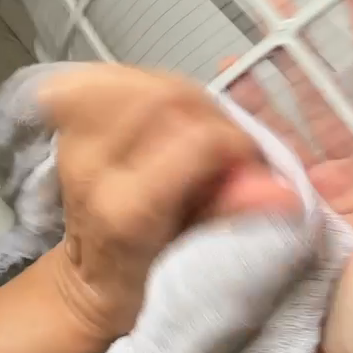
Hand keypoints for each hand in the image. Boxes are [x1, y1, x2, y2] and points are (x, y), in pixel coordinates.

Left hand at [37, 65, 300, 347]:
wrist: (89, 276)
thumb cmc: (145, 277)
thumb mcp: (195, 257)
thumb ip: (233, 212)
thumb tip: (286, 191)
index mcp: (123, 209)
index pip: (193, 142)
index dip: (235, 142)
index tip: (250, 159)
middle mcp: (89, 165)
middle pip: (165, 99)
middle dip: (211, 113)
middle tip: (226, 142)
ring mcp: (72, 139)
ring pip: (139, 80)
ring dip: (181, 95)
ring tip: (197, 125)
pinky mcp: (66, 122)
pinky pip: (109, 75)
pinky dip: (143, 83)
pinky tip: (160, 107)